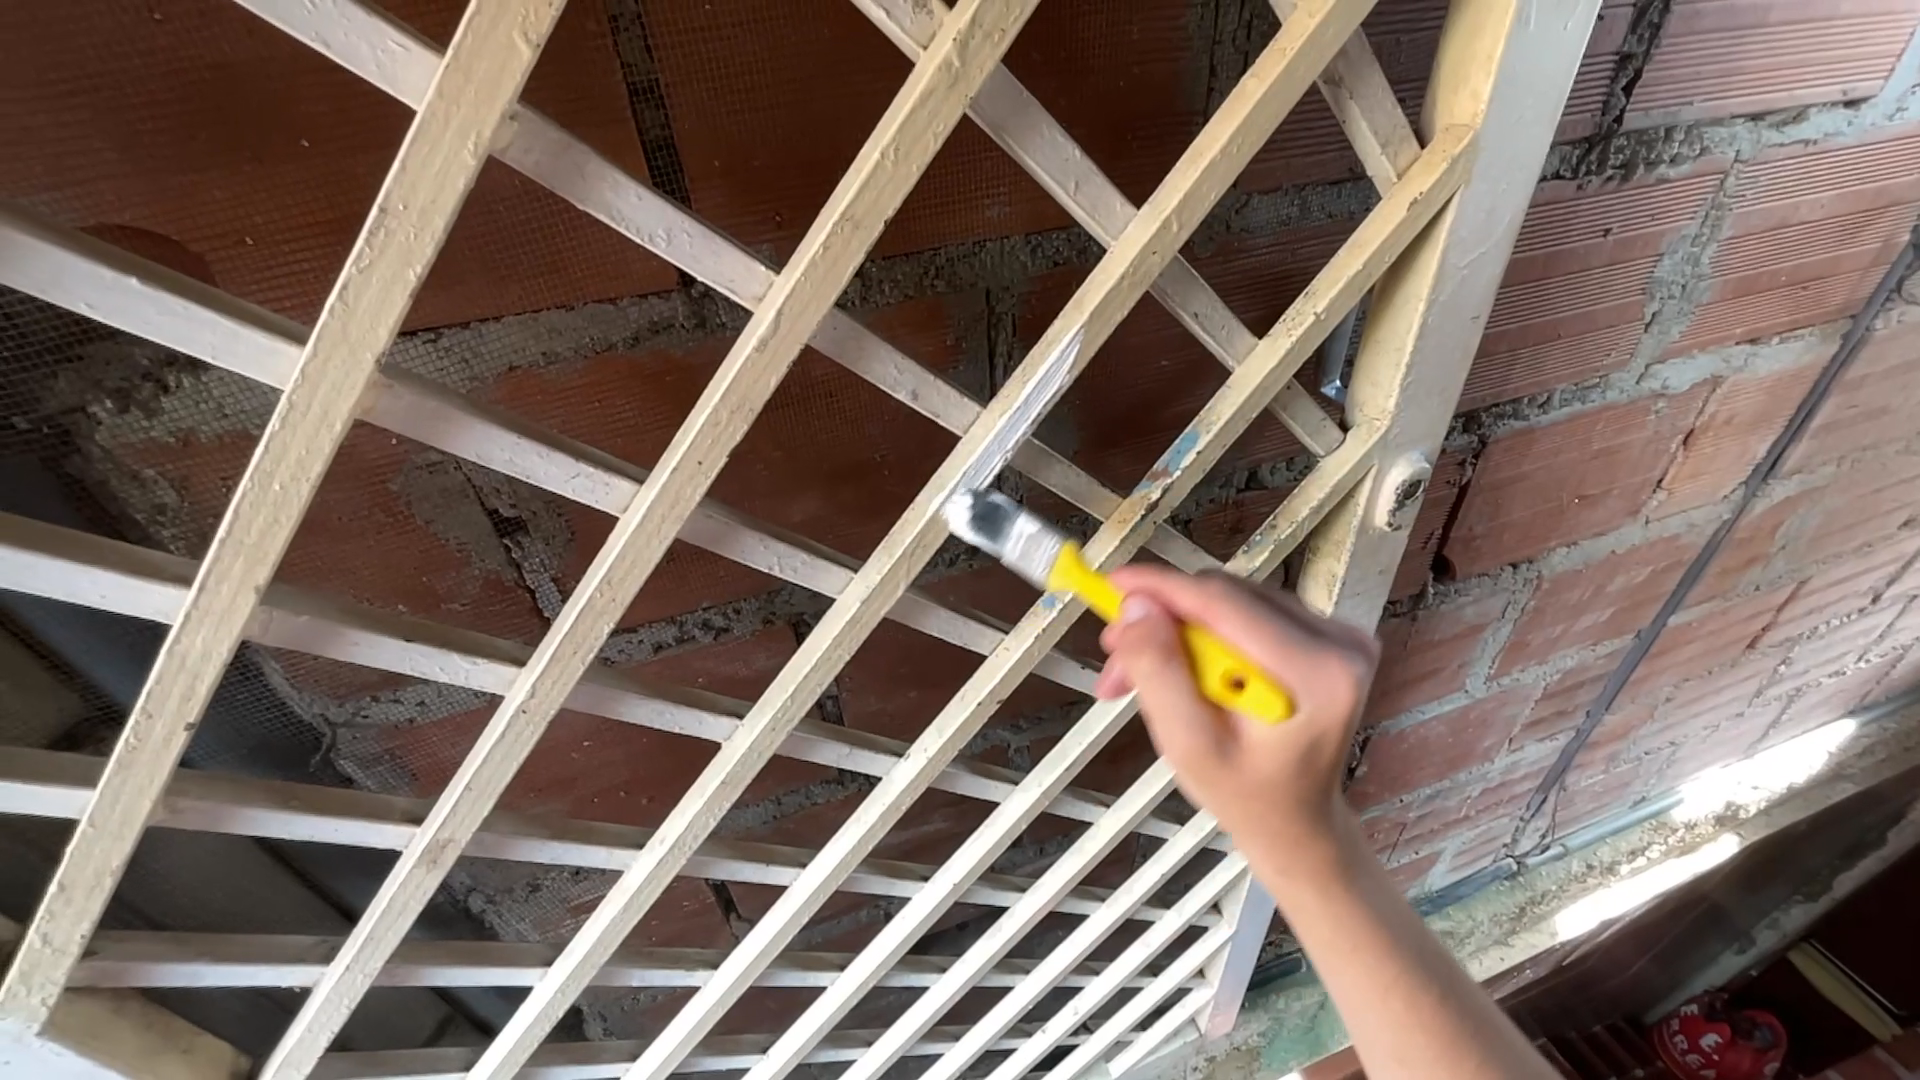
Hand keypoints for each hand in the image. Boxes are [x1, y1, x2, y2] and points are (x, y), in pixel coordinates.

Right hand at [1094, 566, 1379, 860]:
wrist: (1295, 819)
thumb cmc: (1242, 793)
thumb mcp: (1188, 745)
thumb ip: (1159, 672)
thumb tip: (1135, 605)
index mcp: (1316, 672)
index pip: (1224, 603)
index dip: (1161, 586)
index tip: (1110, 582)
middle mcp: (1338, 640)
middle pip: (1225, 597)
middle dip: (1161, 619)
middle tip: (1113, 655)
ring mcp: (1337, 634)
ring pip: (1230, 600)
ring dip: (1176, 628)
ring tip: (1138, 672)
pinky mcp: (1324, 633)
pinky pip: (1245, 611)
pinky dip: (1202, 633)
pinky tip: (1179, 666)